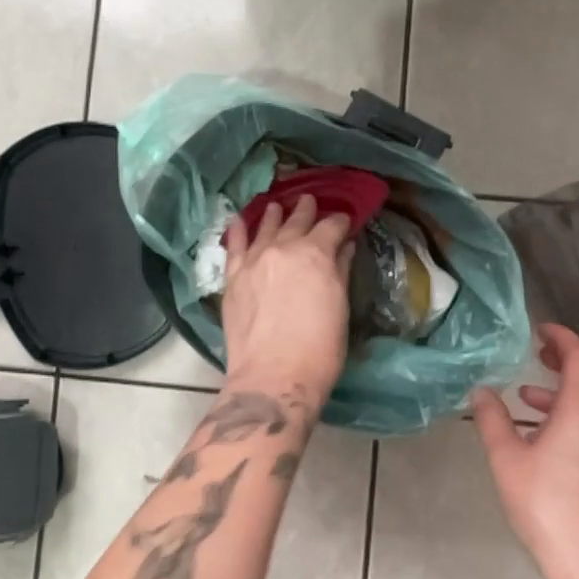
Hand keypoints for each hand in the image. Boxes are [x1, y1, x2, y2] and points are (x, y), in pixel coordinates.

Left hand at [220, 195, 353, 399]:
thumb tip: (344, 246)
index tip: (345, 222)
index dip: (340, 222)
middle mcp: (282, 249)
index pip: (331, 227)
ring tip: (276, 205)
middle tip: (309, 201)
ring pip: (264, 229)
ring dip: (273, 215)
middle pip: (296, 222)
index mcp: (315, 253)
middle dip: (306, 211)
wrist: (273, 377)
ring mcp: (253, 261)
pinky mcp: (233, 279)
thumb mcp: (340, 307)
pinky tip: (238, 220)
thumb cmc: (319, 349)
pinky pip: (234, 247)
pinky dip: (237, 231)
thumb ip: (340, 271)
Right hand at [471, 324, 578, 578]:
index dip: (564, 338)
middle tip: (542, 356)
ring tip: (531, 397)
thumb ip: (492, 420)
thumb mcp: (506, 459)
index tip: (541, 330)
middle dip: (574, 360)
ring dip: (573, 390)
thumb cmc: (544, 506)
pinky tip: (548, 437)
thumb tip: (481, 391)